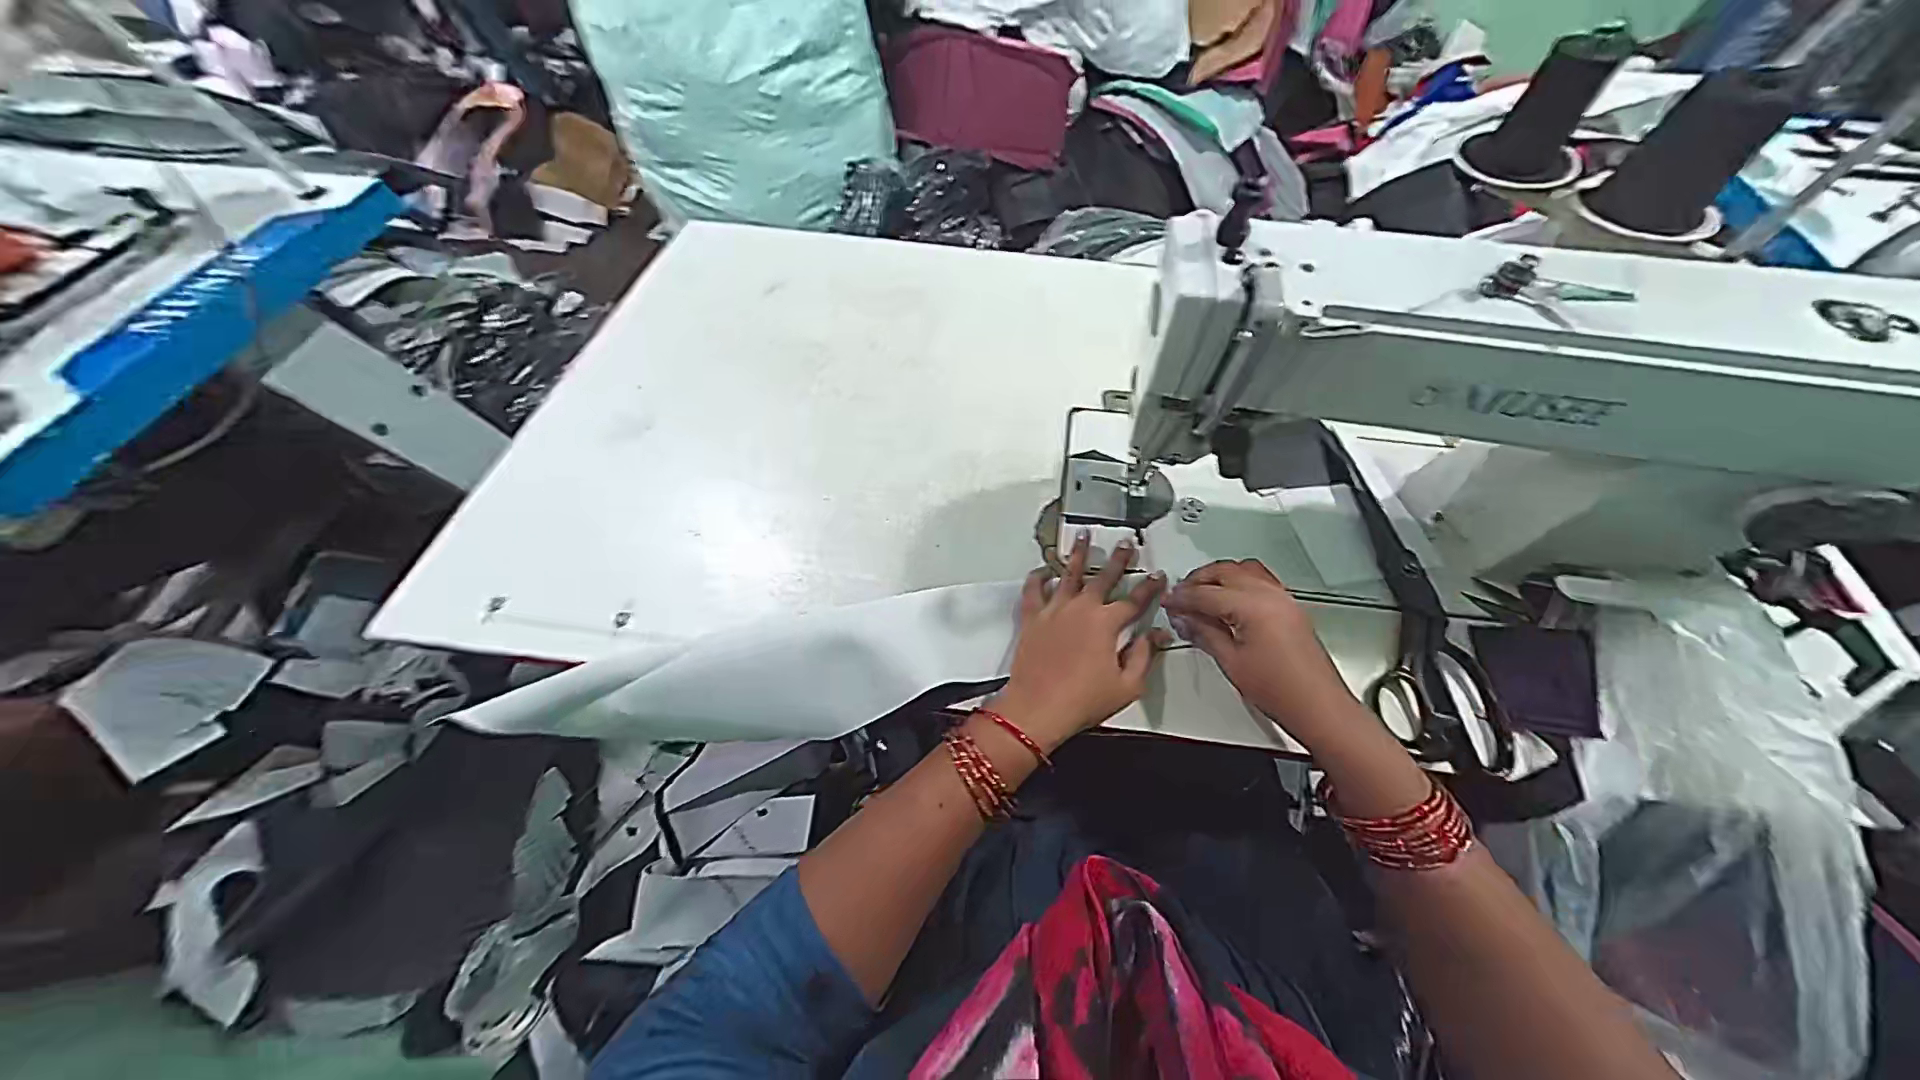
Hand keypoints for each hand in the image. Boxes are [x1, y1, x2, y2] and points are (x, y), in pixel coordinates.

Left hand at [990, 532, 1170, 750]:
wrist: (1038, 708)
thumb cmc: (1082, 701)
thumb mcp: (1127, 685)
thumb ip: (1144, 656)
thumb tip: (1156, 636)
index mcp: (1106, 624)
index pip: (1135, 600)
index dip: (1150, 587)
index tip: (1158, 576)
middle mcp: (1080, 610)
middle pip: (1103, 577)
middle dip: (1118, 559)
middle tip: (1125, 545)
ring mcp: (1054, 611)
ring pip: (1068, 574)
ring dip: (1078, 555)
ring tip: (1083, 537)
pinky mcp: (1032, 619)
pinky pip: (1034, 590)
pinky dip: (1038, 577)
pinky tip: (1043, 570)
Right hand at [1162, 559, 1361, 746]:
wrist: (1319, 708)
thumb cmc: (1282, 691)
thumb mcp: (1231, 662)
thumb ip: (1205, 633)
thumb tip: (1186, 619)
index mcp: (1254, 606)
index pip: (1206, 593)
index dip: (1182, 598)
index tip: (1168, 602)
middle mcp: (1271, 595)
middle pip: (1225, 572)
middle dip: (1198, 580)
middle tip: (1180, 596)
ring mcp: (1284, 599)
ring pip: (1244, 570)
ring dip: (1219, 577)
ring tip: (1201, 594)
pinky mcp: (1290, 608)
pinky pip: (1260, 580)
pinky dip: (1239, 582)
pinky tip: (1229, 600)